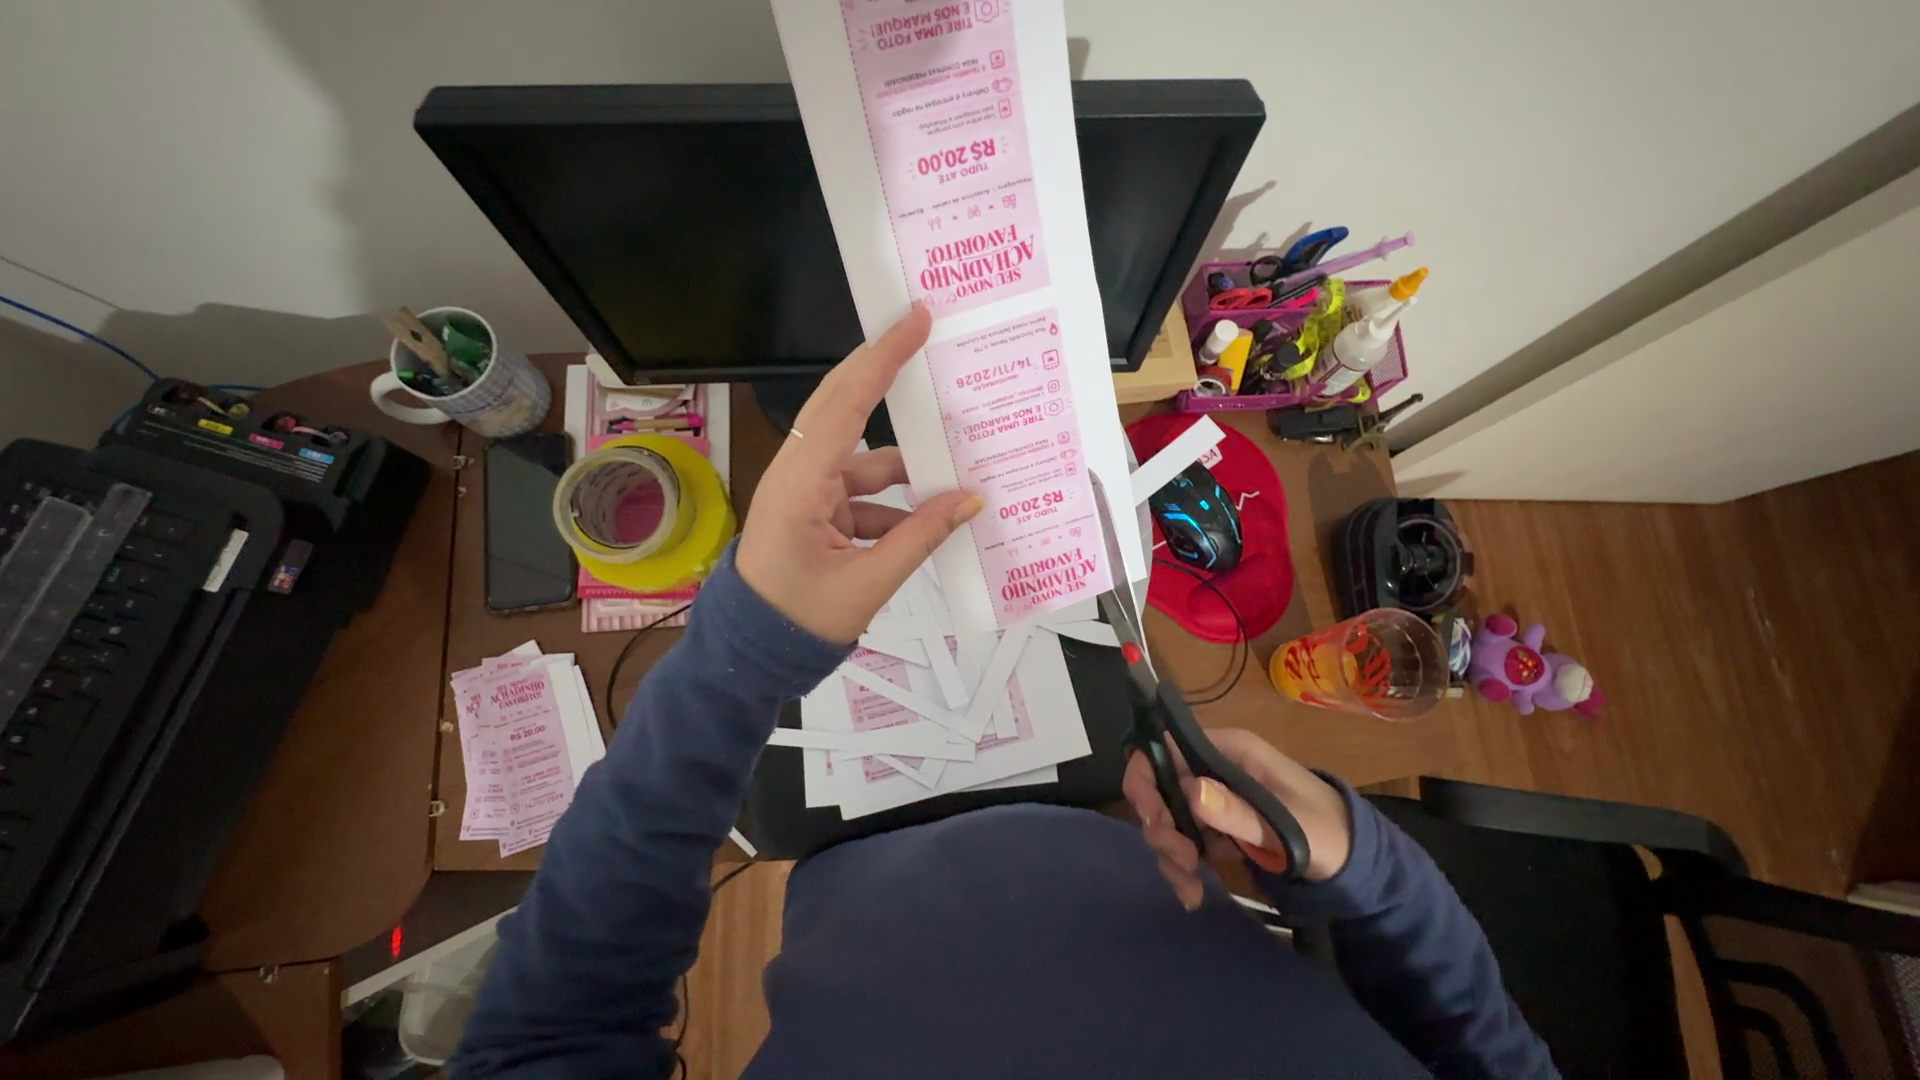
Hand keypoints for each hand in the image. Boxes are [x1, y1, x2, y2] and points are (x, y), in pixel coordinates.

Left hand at [737, 305, 983, 643]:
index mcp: (800, 486)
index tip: (913, 322)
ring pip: (862, 458)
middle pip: (844, 409)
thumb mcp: (869, 583)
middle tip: (925, 336)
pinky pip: (861, 490)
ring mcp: (805, 492)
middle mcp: (798, 476)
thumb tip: (969, 501)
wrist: (752, 655)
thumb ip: (922, 537)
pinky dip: (894, 500)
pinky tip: (928, 517)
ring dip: (904, 466)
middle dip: (884, 374)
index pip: (845, 406)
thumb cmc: (798, 622)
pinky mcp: (814, 511)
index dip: (881, 361)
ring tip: (953, 466)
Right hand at [1122, 728, 1353, 909]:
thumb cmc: (1329, 834)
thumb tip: (1191, 791)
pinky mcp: (1216, 828)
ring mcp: (1214, 798)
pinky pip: (1183, 840)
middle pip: (1159, 786)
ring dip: (1169, 853)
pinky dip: (1181, 867)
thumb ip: (1238, 812)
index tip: (1152, 819)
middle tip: (1181, 860)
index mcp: (1230, 751)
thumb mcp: (1287, 826)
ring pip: (1167, 818)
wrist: (1358, 868)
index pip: (1165, 746)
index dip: (1146, 778)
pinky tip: (1193, 893)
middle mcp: (1214, 768)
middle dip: (1160, 826)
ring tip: (1190, 887)